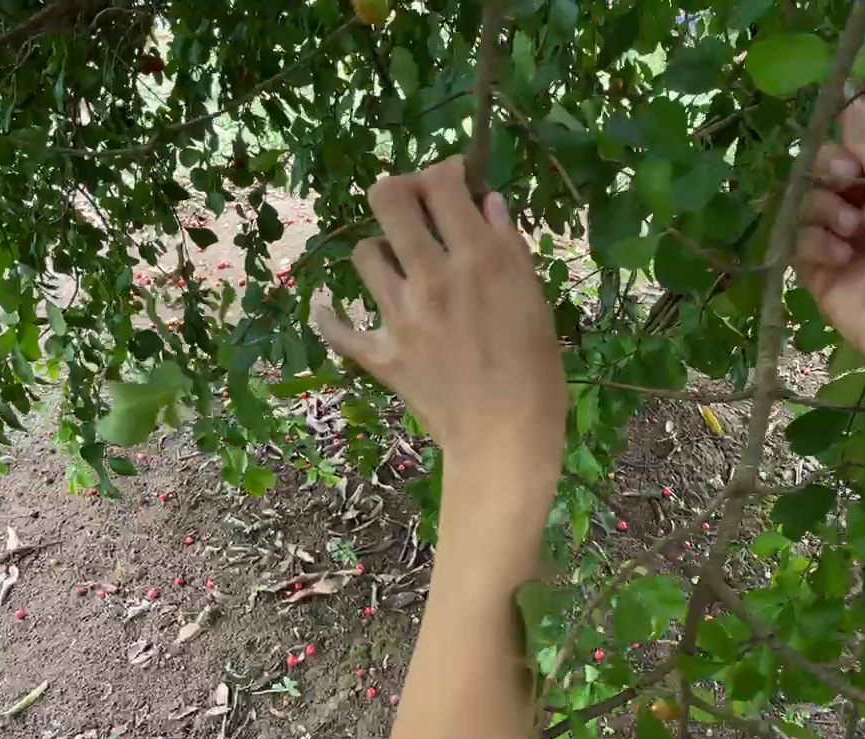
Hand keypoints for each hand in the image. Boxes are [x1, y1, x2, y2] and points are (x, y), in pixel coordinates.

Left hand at [316, 157, 566, 493]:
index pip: (443, 183)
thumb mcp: (536, 305)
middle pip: (389, 199)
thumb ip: (509, 250)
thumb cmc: (537, 376)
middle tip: (417, 208)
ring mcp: (399, 316)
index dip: (446, 172)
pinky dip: (330, 316)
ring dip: (382, 252)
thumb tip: (486, 203)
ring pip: (366, 254)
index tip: (454, 182)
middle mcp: (431, 276)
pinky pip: (338, 329)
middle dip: (402, 191)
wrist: (505, 441)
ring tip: (399, 269)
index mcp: (478, 260)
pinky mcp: (381, 355)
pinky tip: (327, 307)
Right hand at [793, 77, 864, 403]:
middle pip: (832, 161)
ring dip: (825, 210)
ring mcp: (845, 234)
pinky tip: (837, 258)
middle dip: (834, 167)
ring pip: (809, 200)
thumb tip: (852, 100)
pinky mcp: (819, 268)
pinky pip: (798, 239)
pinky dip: (814, 244)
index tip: (851, 98)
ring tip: (849, 232)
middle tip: (846, 177)